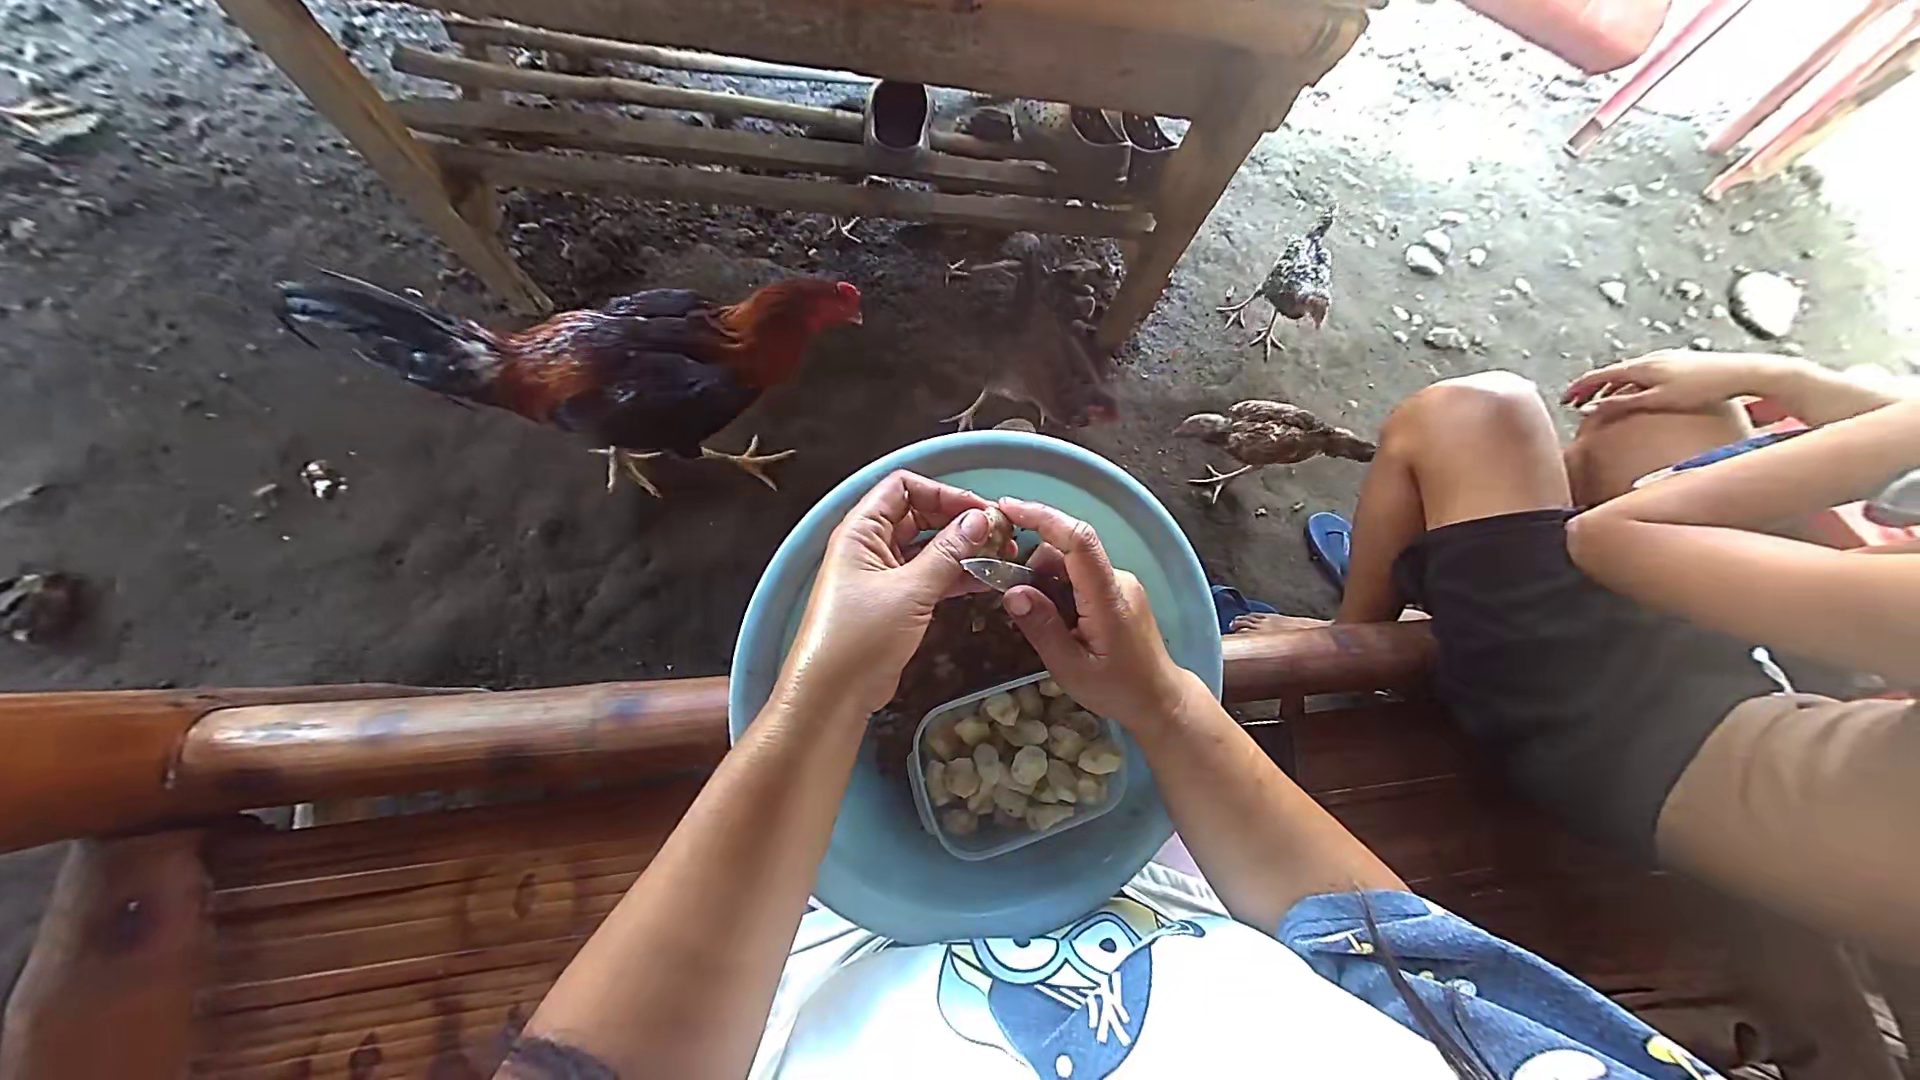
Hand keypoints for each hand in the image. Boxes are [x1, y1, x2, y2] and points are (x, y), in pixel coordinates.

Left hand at [774, 471, 998, 717]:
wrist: (833, 694)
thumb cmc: (857, 637)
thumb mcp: (908, 590)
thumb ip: (947, 552)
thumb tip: (978, 520)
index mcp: (862, 530)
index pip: (903, 487)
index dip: (943, 493)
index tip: (979, 510)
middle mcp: (871, 545)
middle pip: (921, 514)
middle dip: (959, 520)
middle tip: (998, 533)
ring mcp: (885, 573)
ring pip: (930, 547)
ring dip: (963, 549)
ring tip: (1001, 555)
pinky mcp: (897, 600)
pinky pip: (931, 575)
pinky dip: (956, 574)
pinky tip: (985, 579)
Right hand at [994, 497, 1199, 732]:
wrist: (1160, 700)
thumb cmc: (1119, 689)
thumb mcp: (1071, 668)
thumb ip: (1042, 628)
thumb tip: (1012, 592)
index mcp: (1108, 597)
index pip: (1078, 541)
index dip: (1042, 517)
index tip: (1007, 508)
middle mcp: (1117, 579)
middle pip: (1066, 551)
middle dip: (1033, 568)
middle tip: (1019, 605)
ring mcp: (1119, 583)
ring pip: (1069, 564)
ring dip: (1045, 583)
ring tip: (1046, 625)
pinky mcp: (1116, 591)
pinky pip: (1079, 577)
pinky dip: (1059, 590)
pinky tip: (1057, 622)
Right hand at [1562, 350, 1794, 419]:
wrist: (1752, 372)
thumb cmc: (1704, 389)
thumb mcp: (1656, 401)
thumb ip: (1619, 405)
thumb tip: (1587, 410)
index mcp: (1639, 366)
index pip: (1595, 376)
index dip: (1576, 389)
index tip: (1563, 402)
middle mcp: (1650, 357)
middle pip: (1609, 373)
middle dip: (1590, 389)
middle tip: (1579, 405)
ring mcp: (1667, 357)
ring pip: (1627, 372)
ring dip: (1610, 386)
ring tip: (1603, 401)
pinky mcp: (1682, 360)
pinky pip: (1644, 371)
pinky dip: (1629, 382)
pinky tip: (1634, 393)